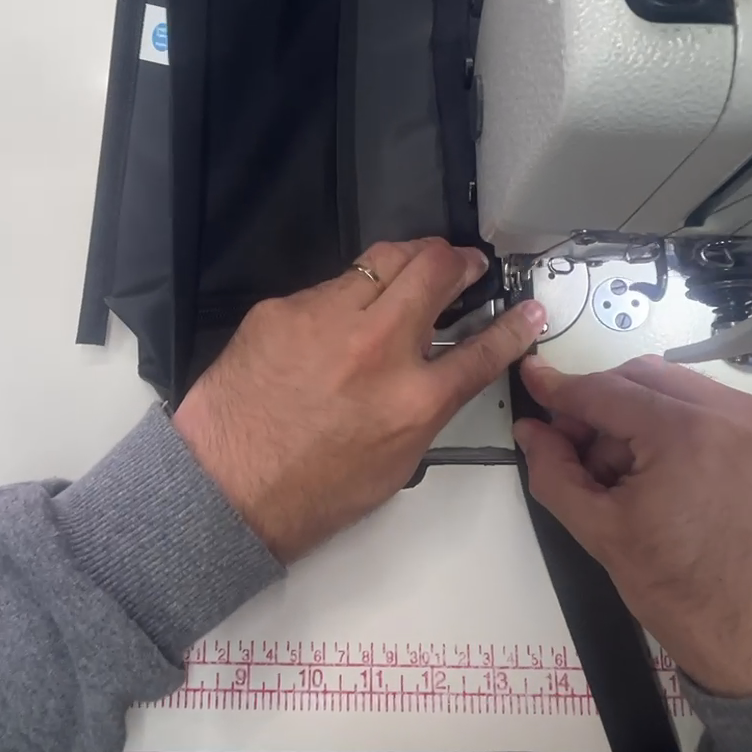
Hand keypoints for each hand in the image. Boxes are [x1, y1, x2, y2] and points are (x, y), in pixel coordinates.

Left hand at [173, 238, 545, 560]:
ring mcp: (326, 318)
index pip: (482, 348)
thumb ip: (426, 407)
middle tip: (464, 264)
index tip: (526, 310)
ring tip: (413, 269)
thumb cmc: (313, 492)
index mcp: (413, 400)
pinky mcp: (283, 308)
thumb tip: (437, 369)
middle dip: (459, 259)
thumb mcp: (395, 461)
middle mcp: (377, 347)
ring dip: (408, 261)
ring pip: (383, 260)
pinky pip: (329, 286)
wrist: (225, 487)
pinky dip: (346, 296)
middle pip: (434, 270)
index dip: (513, 325)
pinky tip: (336, 320)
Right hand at [513, 354, 751, 697]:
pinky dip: (677, 424)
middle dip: (600, 404)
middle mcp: (735, 412)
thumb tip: (530, 431)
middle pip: (641, 376)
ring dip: (638, 413)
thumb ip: (554, 471)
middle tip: (576, 448)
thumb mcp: (601, 533)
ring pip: (677, 387)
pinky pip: (713, 407)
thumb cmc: (689, 597)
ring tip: (627, 473)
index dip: (559, 387)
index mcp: (687, 433)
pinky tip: (666, 473)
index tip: (531, 377)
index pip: (605, 390)